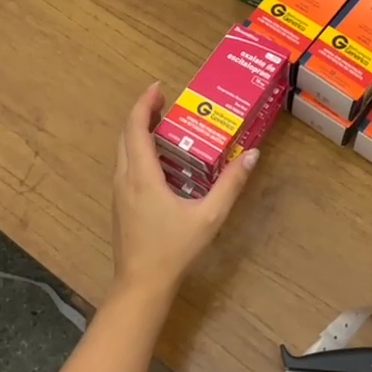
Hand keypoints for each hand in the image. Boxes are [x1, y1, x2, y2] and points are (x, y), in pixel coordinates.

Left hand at [110, 82, 257, 298]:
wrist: (141, 284)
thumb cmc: (174, 248)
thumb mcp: (209, 215)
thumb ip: (231, 184)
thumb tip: (252, 154)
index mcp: (142, 175)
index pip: (136, 127)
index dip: (145, 103)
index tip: (159, 86)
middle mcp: (125, 178)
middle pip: (126, 135)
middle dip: (143, 113)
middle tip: (166, 102)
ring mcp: (119, 192)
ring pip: (123, 151)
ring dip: (139, 132)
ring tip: (165, 125)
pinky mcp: (120, 205)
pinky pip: (126, 166)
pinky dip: (138, 151)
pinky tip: (160, 161)